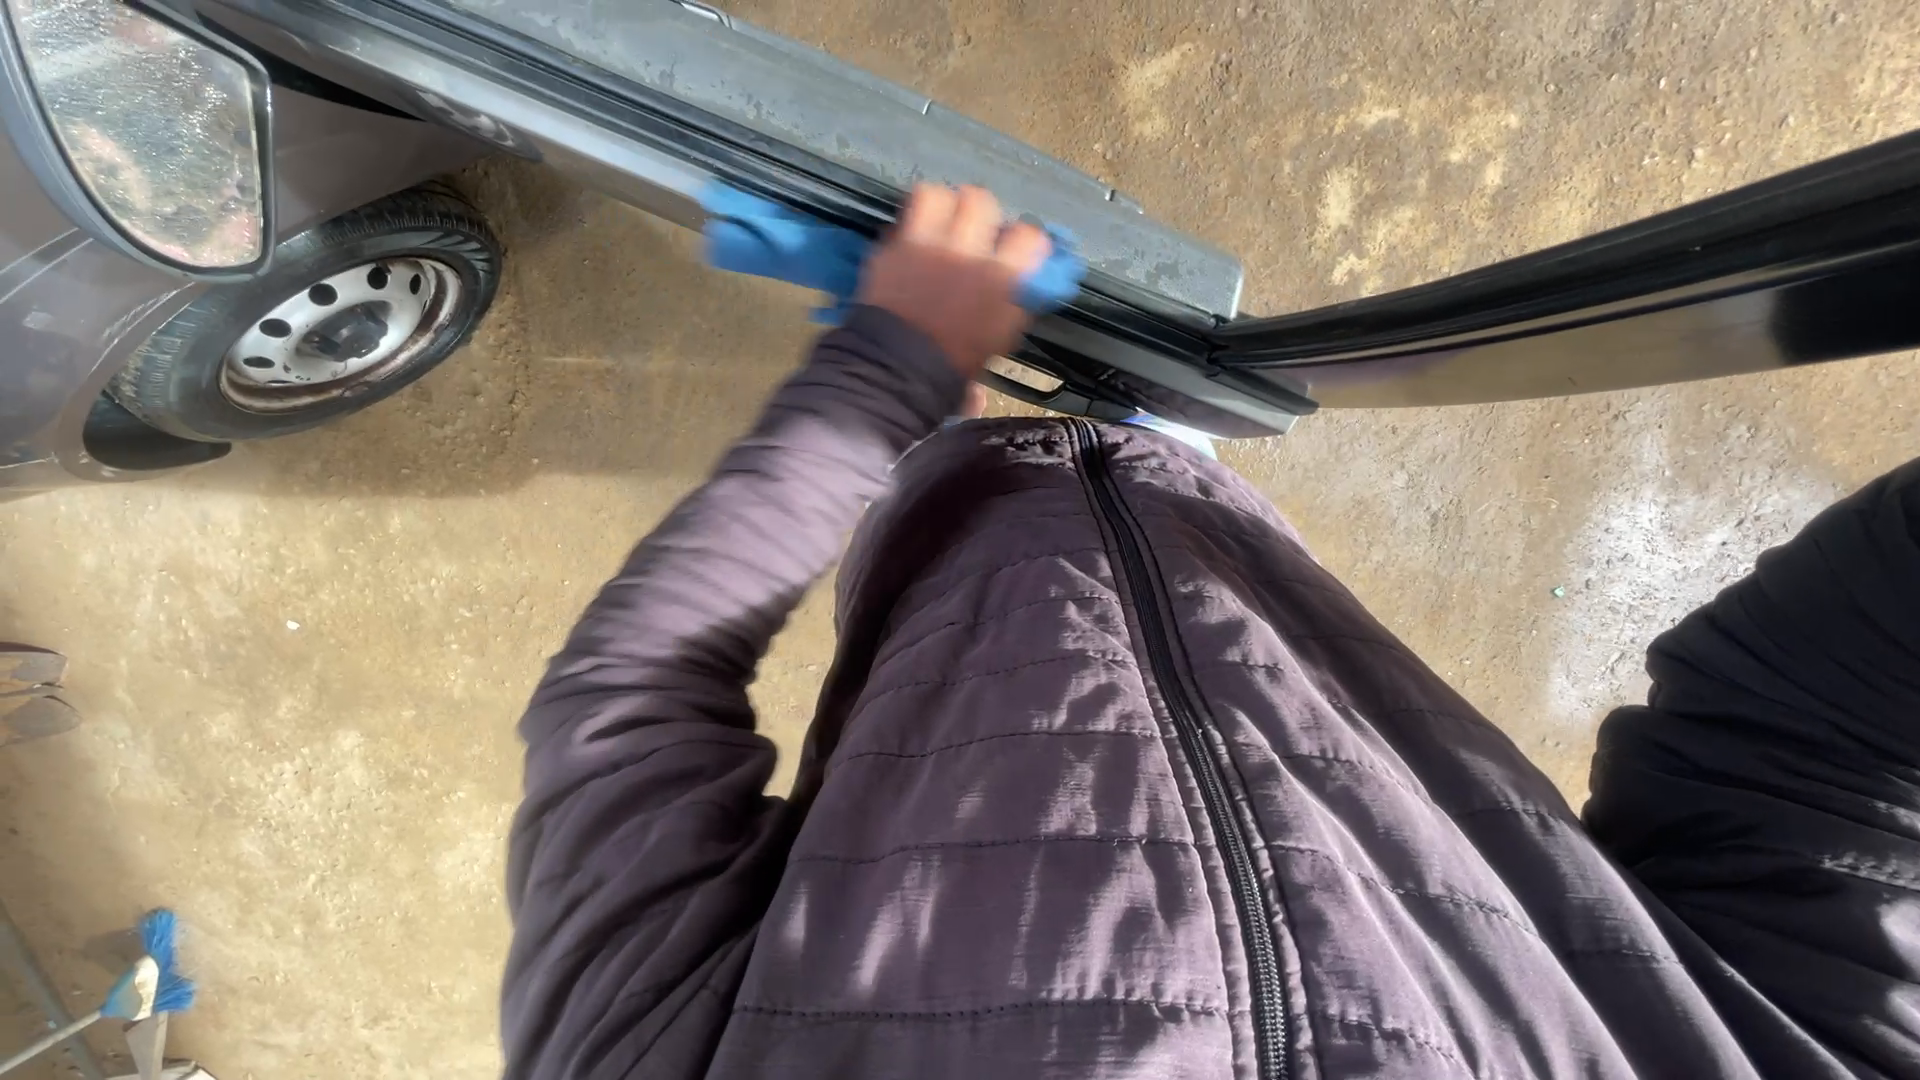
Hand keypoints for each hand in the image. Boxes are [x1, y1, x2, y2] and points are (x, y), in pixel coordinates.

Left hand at [856, 184, 1050, 377]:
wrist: (897, 369)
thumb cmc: (952, 363)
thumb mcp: (997, 339)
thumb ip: (1011, 305)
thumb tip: (1017, 292)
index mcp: (1002, 278)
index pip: (1030, 236)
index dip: (1025, 239)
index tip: (1017, 247)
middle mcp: (969, 252)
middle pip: (982, 201)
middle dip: (980, 213)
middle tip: (974, 230)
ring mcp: (928, 244)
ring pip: (941, 195)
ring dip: (942, 206)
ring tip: (939, 224)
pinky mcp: (895, 247)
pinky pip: (906, 216)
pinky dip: (911, 223)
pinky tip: (913, 239)